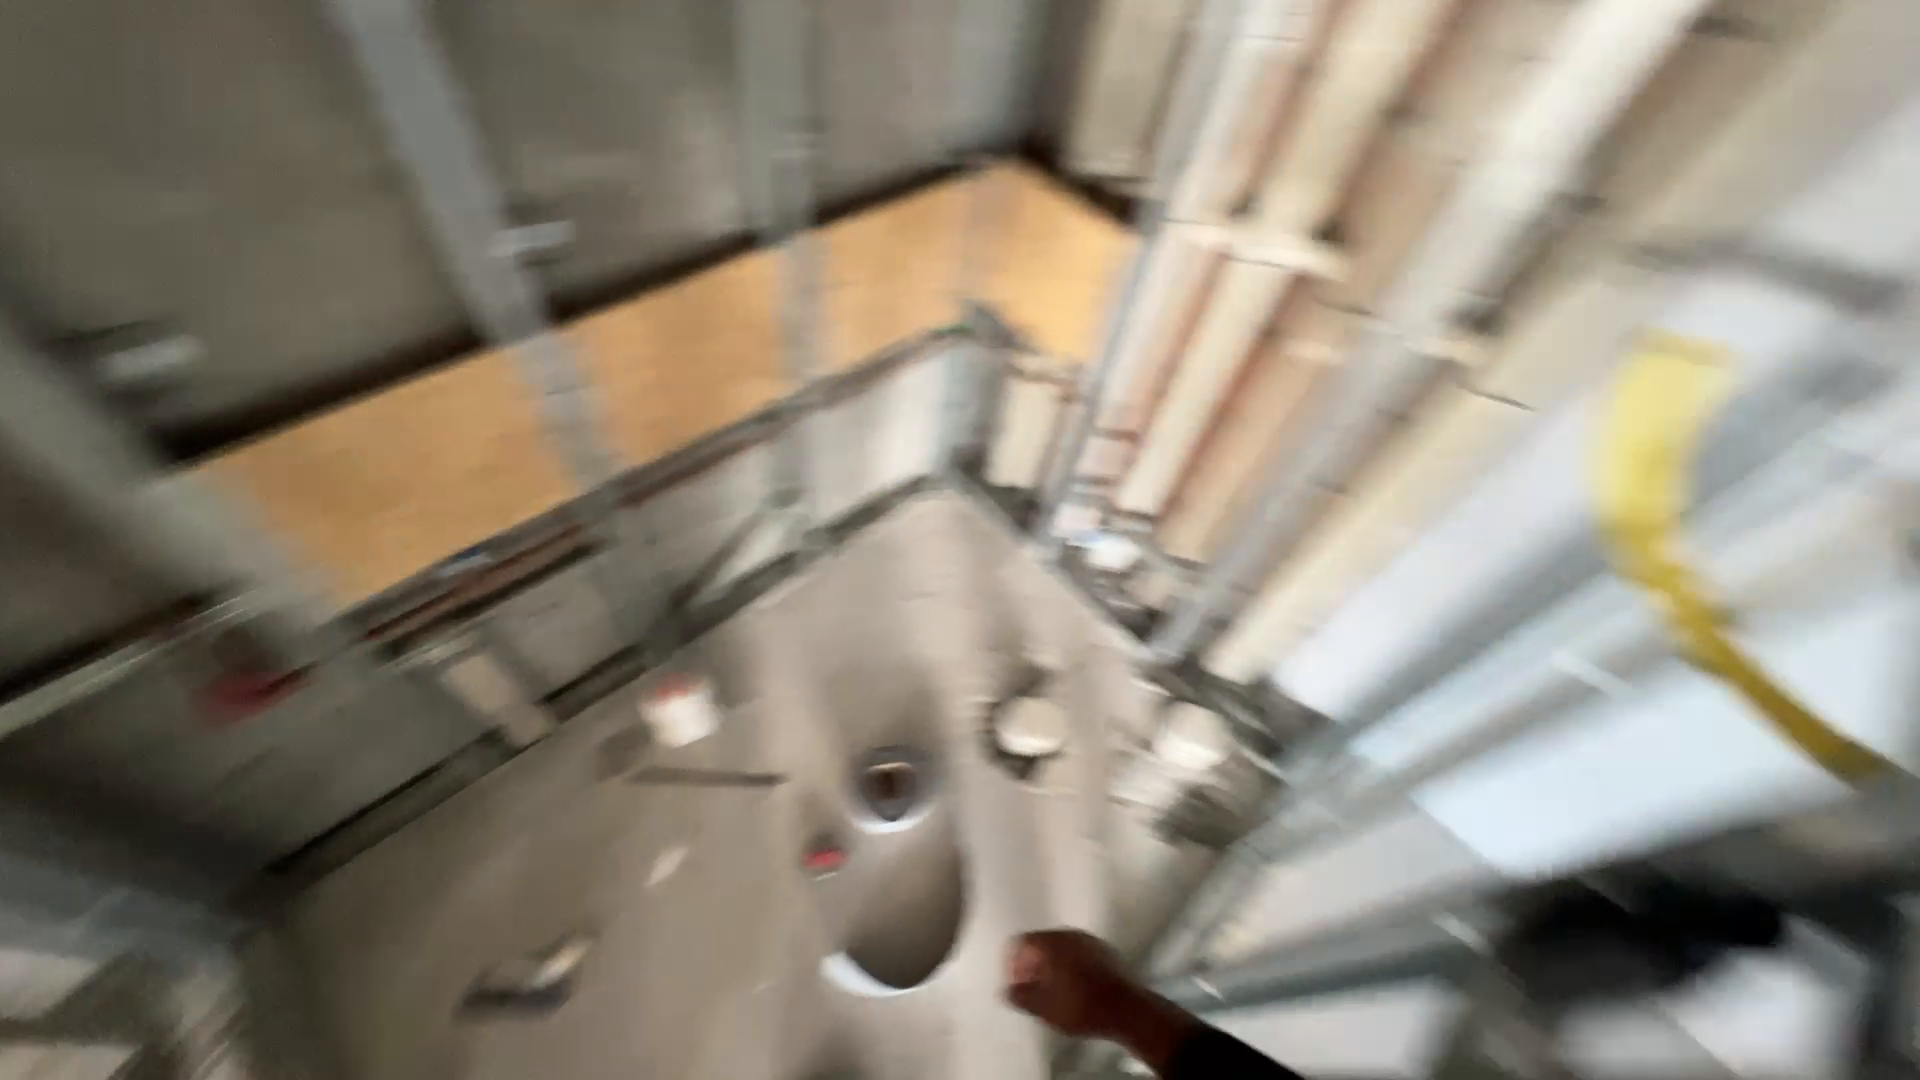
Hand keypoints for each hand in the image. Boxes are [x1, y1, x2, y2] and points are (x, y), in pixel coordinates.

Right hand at [1005, 930, 1196, 1069]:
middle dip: (1032, 961)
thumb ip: (1022, 996)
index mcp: (1050, 943)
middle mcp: (1068, 933)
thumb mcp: (1046, 1009)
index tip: (1015, 981)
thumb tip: (1006, 990)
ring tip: (1052, 988)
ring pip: (1059, 944)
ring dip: (1051, 962)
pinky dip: (1069, 962)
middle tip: (1031, 986)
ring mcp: (1088, 939)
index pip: (1021, 941)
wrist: (1127, 1009)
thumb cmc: (1082, 1007)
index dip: (1013, 961)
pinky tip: (1073, 983)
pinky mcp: (1103, 949)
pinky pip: (1077, 950)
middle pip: (1040, 940)